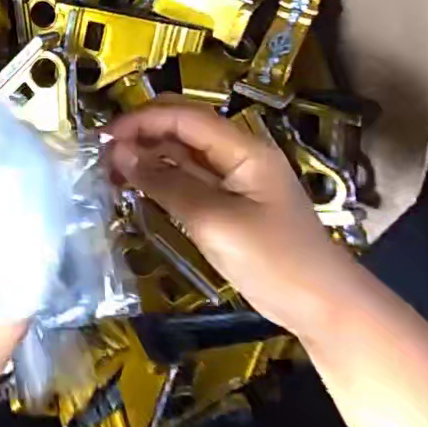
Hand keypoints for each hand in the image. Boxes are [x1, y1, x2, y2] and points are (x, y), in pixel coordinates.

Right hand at [104, 98, 368, 333]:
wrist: (325, 309)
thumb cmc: (275, 261)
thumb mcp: (214, 221)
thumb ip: (165, 183)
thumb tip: (119, 153)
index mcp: (243, 149)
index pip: (184, 117)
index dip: (141, 120)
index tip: (104, 137)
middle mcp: (236, 155)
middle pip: (181, 127)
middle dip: (140, 132)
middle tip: (102, 152)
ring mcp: (232, 179)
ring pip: (180, 152)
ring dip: (145, 155)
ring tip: (110, 170)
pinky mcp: (226, 202)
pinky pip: (185, 177)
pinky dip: (157, 177)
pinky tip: (134, 186)